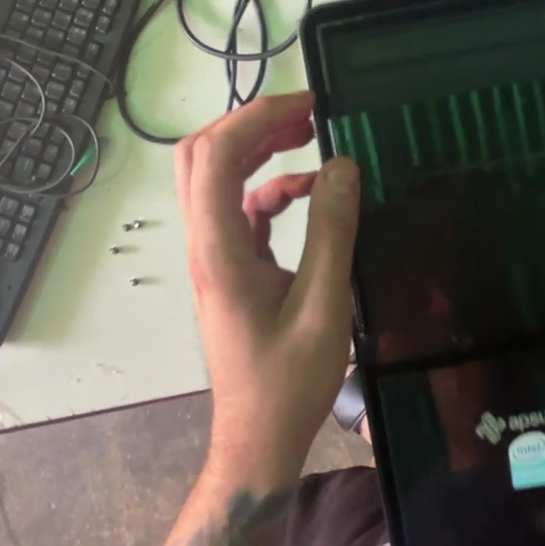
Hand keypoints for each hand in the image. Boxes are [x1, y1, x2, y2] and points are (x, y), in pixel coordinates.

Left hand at [173, 92, 360, 485]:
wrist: (258, 438)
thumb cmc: (288, 383)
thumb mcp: (323, 306)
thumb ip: (331, 233)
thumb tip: (342, 167)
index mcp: (219, 250)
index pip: (218, 157)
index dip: (258, 117)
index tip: (311, 107)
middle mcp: (205, 244)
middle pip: (202, 156)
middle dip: (251, 123)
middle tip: (306, 116)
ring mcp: (214, 256)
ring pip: (218, 179)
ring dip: (259, 151)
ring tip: (311, 137)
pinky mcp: (230, 268)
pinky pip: (240, 210)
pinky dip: (271, 189)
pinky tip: (309, 193)